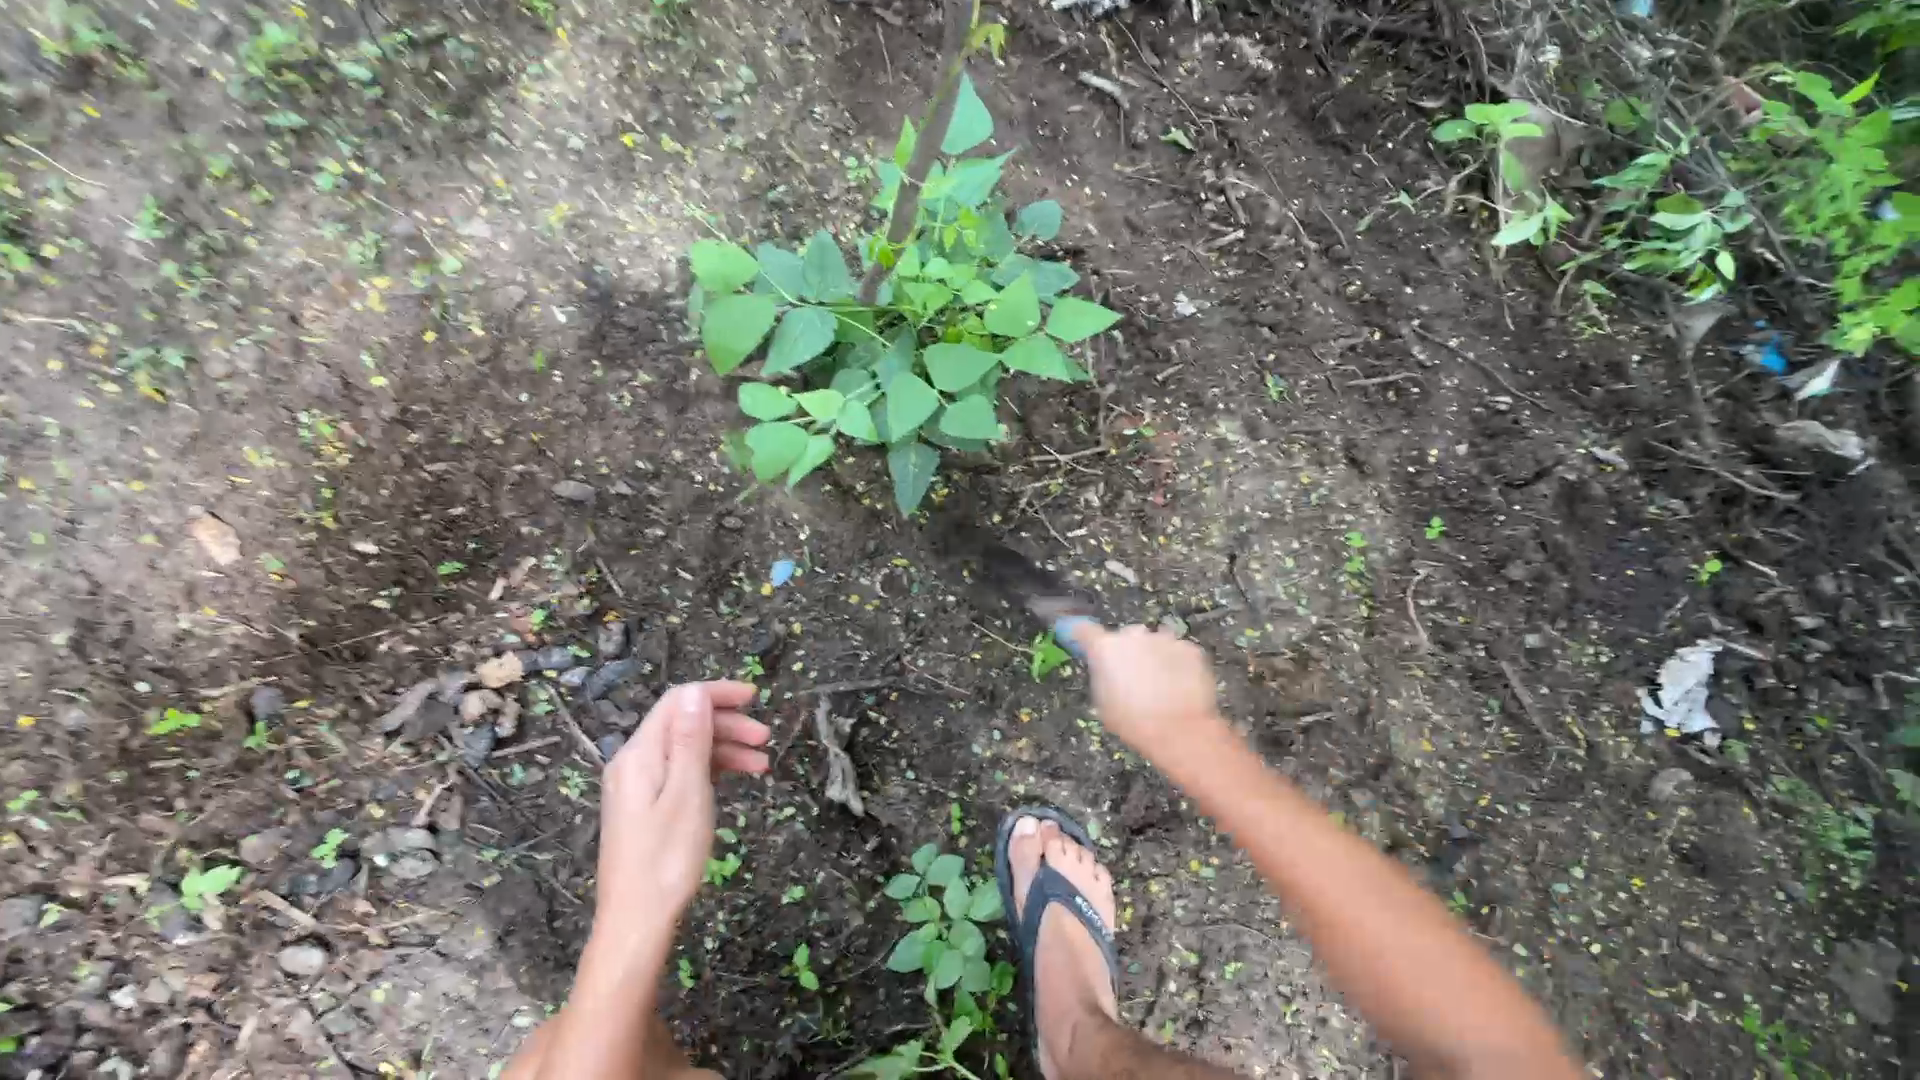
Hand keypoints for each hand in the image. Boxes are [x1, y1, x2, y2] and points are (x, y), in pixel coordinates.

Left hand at [592, 681, 769, 947]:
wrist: (636, 921)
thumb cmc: (666, 857)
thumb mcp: (688, 793)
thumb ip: (692, 739)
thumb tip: (696, 692)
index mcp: (640, 754)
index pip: (679, 702)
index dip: (717, 694)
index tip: (756, 697)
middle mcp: (634, 762)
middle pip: (683, 723)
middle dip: (727, 723)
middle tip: (766, 738)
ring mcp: (638, 785)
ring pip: (686, 748)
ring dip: (724, 748)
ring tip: (762, 765)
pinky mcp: (645, 806)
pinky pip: (681, 771)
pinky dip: (711, 770)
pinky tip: (736, 780)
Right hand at [1071, 624, 1227, 768]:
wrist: (1179, 731)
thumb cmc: (1133, 722)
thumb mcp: (1103, 703)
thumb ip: (1101, 676)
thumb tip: (1104, 668)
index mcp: (1105, 648)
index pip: (1084, 630)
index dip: (1081, 634)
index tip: (1080, 639)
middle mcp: (1133, 635)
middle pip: (1124, 636)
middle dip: (1126, 651)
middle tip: (1131, 676)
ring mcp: (1164, 639)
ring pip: (1153, 642)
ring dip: (1152, 655)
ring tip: (1159, 683)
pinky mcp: (1189, 648)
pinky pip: (1177, 651)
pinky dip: (1176, 662)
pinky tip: (1178, 684)